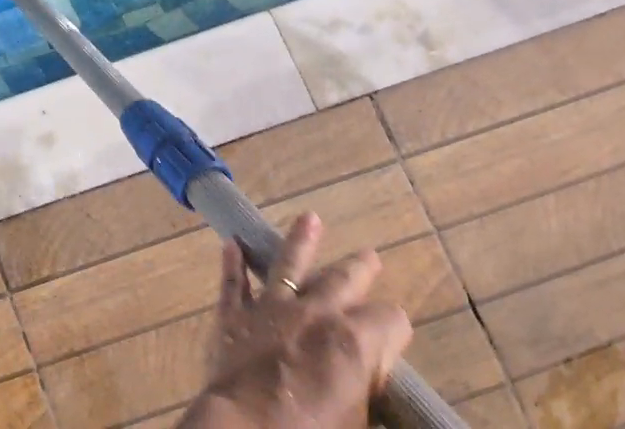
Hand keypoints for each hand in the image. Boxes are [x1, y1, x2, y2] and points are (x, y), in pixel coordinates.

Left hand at [178, 212, 412, 428]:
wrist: (246, 428)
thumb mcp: (361, 418)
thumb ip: (368, 390)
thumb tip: (367, 380)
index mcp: (354, 340)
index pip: (391, 319)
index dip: (395, 327)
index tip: (395, 332)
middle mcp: (313, 313)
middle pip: (343, 280)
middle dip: (359, 268)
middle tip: (370, 254)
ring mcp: (269, 308)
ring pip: (287, 264)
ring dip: (299, 241)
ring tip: (309, 218)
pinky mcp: (231, 315)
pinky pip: (232, 282)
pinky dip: (231, 262)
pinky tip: (229, 242)